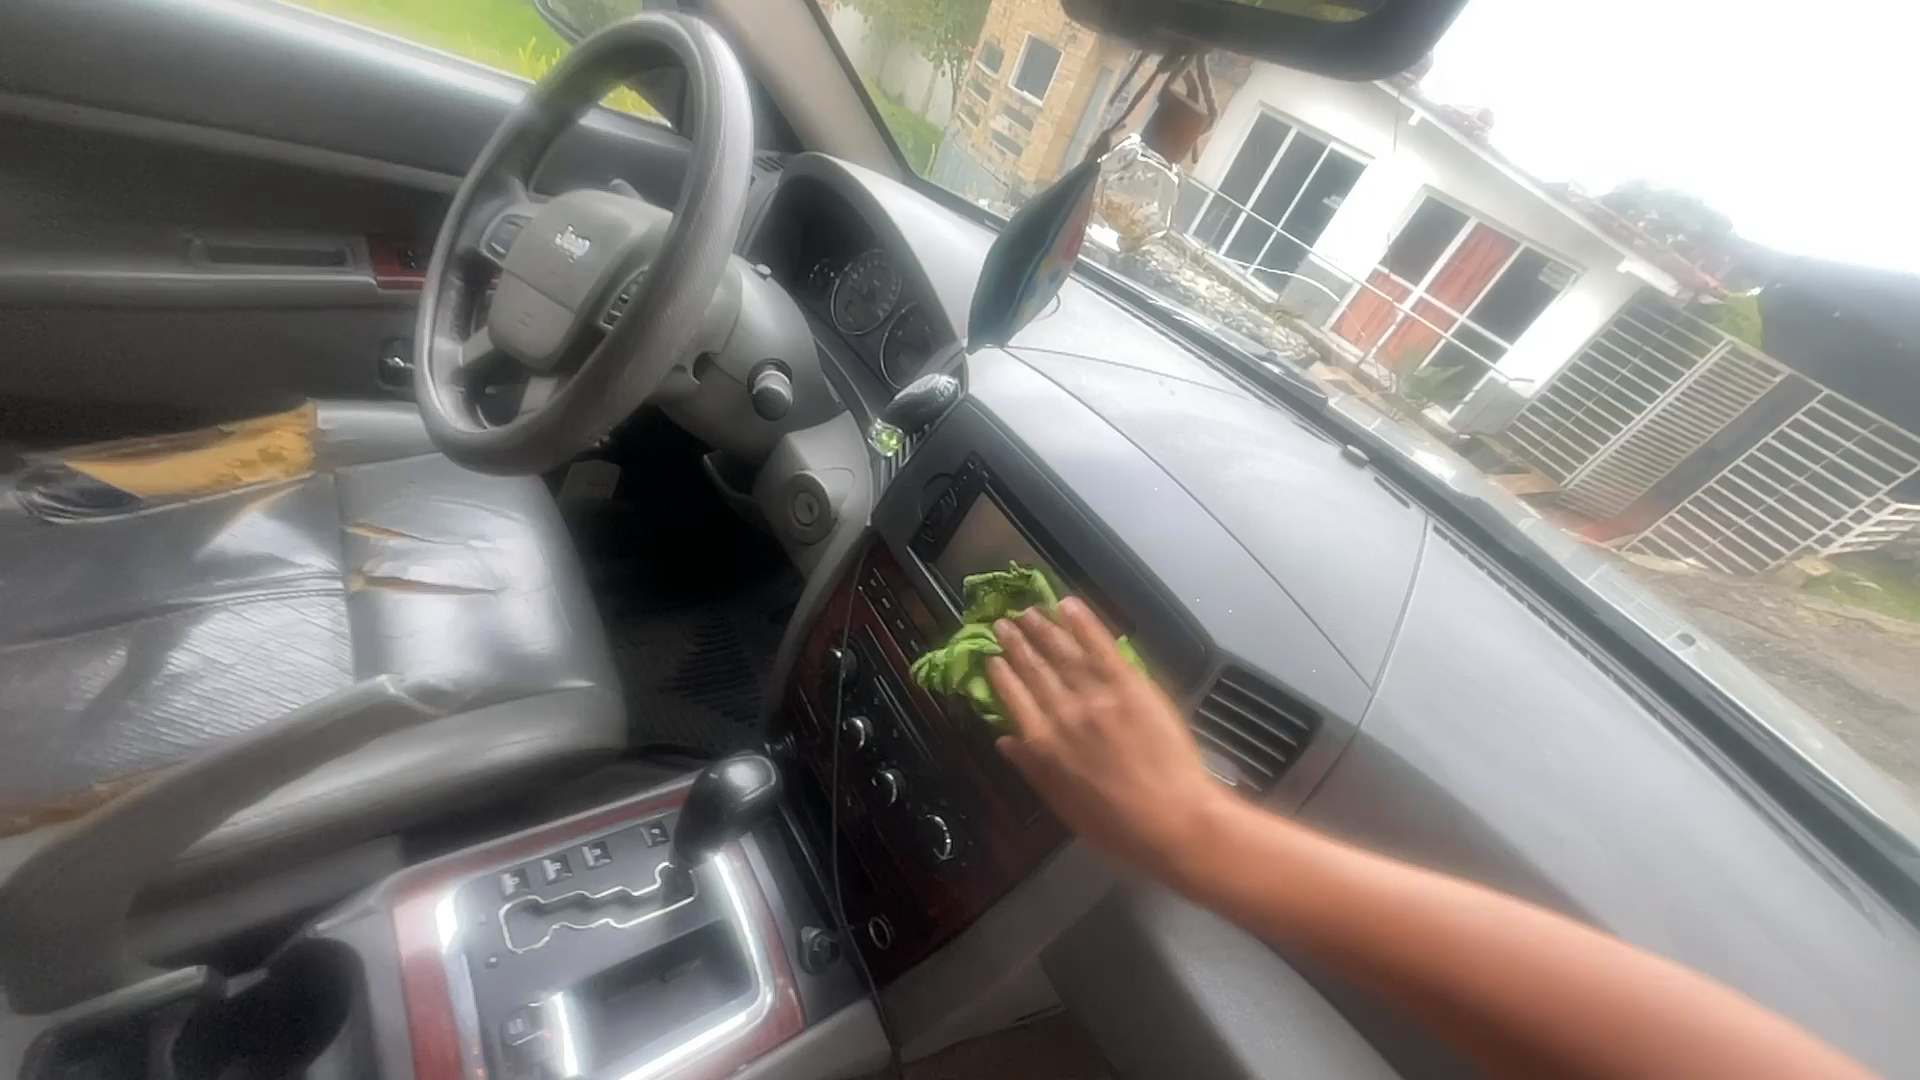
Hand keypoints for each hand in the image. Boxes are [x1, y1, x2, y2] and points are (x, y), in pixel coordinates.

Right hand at [987, 598, 1229, 883]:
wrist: (1172, 821)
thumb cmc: (1117, 825)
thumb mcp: (1062, 805)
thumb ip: (1030, 768)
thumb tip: (1003, 739)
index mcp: (1043, 744)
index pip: (1013, 698)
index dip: (1001, 675)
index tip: (992, 657)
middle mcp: (1063, 714)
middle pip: (1034, 669)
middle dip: (1017, 644)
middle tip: (1004, 623)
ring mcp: (1096, 696)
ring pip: (1062, 653)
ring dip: (1043, 629)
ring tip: (1029, 612)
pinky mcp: (1130, 686)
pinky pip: (1102, 648)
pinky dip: (1083, 624)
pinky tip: (1068, 605)